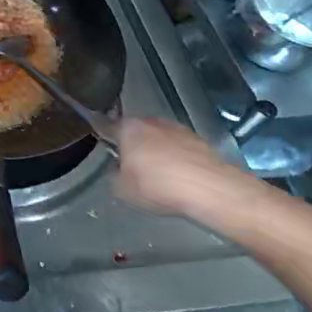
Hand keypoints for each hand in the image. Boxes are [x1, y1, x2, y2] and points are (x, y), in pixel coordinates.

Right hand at [115, 117, 248, 217]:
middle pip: (135, 131)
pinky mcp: (197, 138)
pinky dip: (175, 157)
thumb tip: (118, 168)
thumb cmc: (157, 186)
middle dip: (132, 145)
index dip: (103, 137)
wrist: (208, 188)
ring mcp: (177, 127)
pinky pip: (178, 146)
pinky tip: (177, 176)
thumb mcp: (122, 189)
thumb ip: (114, 174)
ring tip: (158, 175)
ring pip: (158, 137)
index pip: (107, 126)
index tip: (103, 147)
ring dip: (155, 150)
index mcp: (128, 128)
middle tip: (131, 168)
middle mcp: (151, 121)